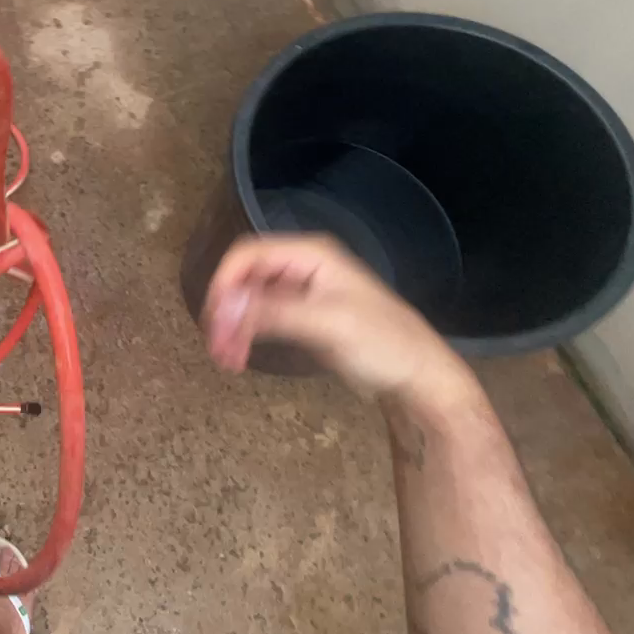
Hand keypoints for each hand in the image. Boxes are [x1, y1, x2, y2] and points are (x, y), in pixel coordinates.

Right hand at [201, 233, 473, 403]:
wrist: (420, 379)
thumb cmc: (384, 344)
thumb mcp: (326, 324)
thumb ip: (272, 312)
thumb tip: (222, 308)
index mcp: (311, 255)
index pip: (248, 254)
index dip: (224, 281)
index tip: (214, 316)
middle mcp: (301, 266)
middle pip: (243, 277)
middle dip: (226, 310)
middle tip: (216, 344)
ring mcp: (299, 291)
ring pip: (247, 300)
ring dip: (231, 326)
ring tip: (226, 358)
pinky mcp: (299, 315)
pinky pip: (258, 318)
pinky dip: (244, 335)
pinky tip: (239, 356)